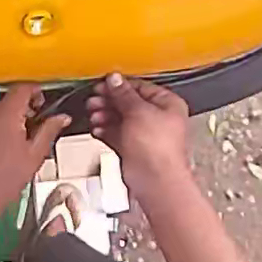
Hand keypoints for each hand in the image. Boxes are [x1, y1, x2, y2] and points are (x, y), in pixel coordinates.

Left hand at [0, 84, 69, 221]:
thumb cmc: (5, 181)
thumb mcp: (35, 154)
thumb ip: (49, 130)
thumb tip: (61, 118)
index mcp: (6, 117)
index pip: (22, 89)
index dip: (34, 91)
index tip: (40, 100)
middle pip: (8, 102)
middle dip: (21, 112)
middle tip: (31, 129)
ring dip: (6, 122)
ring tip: (13, 145)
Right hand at [86, 73, 192, 204]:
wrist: (155, 181)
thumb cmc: (158, 149)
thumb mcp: (138, 111)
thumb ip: (123, 94)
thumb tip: (115, 80)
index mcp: (167, 104)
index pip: (140, 87)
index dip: (120, 85)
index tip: (103, 84)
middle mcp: (158, 119)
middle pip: (128, 103)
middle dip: (109, 102)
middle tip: (94, 100)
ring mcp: (145, 135)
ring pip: (120, 119)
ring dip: (105, 115)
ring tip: (93, 114)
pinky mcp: (133, 149)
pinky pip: (116, 135)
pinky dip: (105, 131)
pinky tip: (96, 129)